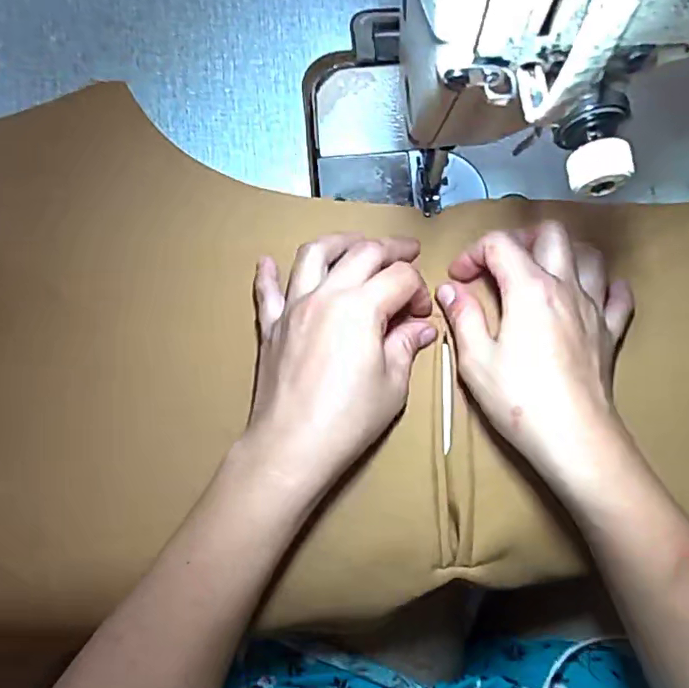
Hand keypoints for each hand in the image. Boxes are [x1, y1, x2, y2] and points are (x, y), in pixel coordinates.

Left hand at [240, 233, 436, 499]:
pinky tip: (268, 262)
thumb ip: (405, 346)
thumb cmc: (348, 420)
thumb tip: (421, 329)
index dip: (418, 289)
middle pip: (362, 253)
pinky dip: (268, 274)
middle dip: (390, 250)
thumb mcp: (392, 385)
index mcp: (361, 307)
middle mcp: (326, 296)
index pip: (399, 277)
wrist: (292, 445)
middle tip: (407, 254)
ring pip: (313, 255)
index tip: (421, 313)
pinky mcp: (272, 327)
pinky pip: (267, 292)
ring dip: (339, 242)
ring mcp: (293, 308)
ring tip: (355, 244)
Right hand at [436, 222, 633, 492]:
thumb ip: (462, 317)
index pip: (500, 244)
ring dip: (564, 253)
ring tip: (542, 270)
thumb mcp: (475, 360)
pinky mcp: (609, 333)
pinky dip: (605, 285)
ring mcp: (593, 309)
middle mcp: (565, 288)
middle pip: (551, 234)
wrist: (573, 435)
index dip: (474, 252)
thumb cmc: (520, 400)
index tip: (459, 277)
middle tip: (500, 262)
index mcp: (529, 289)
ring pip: (589, 256)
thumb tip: (449, 291)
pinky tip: (591, 293)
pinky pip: (618, 296)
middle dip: (521, 239)